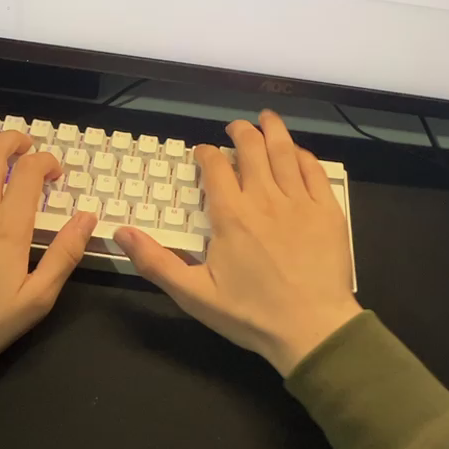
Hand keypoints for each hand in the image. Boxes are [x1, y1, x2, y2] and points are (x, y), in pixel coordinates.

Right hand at [115, 111, 361, 373]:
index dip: (206, 153)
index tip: (203, 151)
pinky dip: (303, 156)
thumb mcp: (194, 295)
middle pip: (251, 149)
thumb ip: (156, 262)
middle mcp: (264, 199)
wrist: (312, 330)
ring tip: (266, 118)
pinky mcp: (327, 211)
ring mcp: (300, 202)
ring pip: (284, 152)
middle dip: (240, 132)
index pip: (215, 167)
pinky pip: (314, 171)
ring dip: (273, 130)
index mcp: (231, 215)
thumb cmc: (251, 315)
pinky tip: (298, 152)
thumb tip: (120, 233)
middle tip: (235, 128)